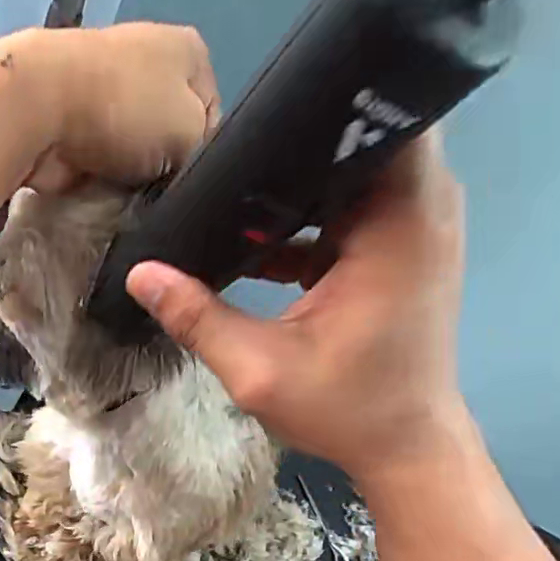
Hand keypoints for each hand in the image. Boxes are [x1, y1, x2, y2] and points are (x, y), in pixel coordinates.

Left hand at [3, 24, 219, 190]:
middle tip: (159, 197)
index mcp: (187, 52)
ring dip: (133, 186)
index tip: (189, 183)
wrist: (42, 110)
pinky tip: (105, 201)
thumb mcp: (192, 129)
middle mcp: (149, 67)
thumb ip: (203, 152)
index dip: (205, 157)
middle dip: (165, 173)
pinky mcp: (77, 127)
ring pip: (136, 160)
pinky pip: (103, 170)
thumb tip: (184, 173)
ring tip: (131, 202)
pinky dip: (104, 188)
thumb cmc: (127, 110)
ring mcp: (108, 97)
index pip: (213, 118)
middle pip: (171, 141)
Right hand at [124, 134, 468, 480]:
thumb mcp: (258, 370)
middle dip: (290, 150)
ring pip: (349, 174)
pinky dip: (306, 220)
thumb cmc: (345, 410)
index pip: (369, 118)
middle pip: (354, 140)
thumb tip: (139, 274)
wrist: (403, 448)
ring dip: (295, 187)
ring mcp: (413, 226)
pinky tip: (255, 239)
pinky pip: (349, 210)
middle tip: (224, 162)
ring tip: (231, 196)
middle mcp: (420, 206)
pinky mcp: (397, 249)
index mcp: (399, 221)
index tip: (247, 126)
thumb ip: (197, 318)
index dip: (309, 112)